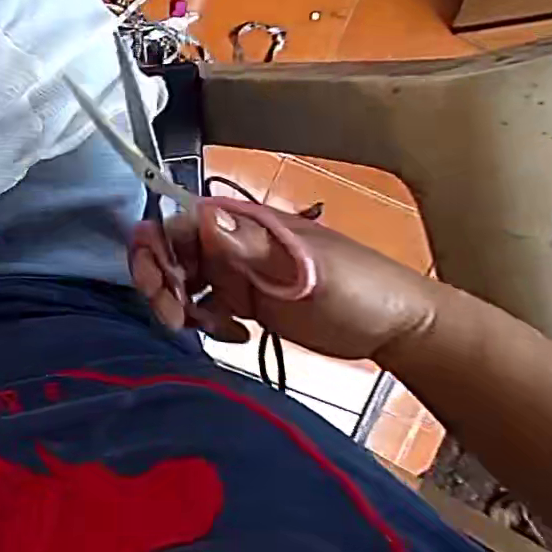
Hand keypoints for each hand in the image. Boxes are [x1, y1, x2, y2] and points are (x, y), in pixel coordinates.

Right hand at [130, 196, 440, 360]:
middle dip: (160, 283)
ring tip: (206, 329)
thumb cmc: (360, 289)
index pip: (176, 223)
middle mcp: (229, 242)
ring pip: (179, 280)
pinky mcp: (241, 299)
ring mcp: (234, 270)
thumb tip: (203, 217)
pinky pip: (200, 306)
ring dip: (177, 305)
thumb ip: (253, 246)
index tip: (160, 287)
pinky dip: (203, 321)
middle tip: (175, 318)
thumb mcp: (308, 269)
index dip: (155, 249)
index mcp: (241, 223)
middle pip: (168, 252)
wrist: (396, 328)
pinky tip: (235, 334)